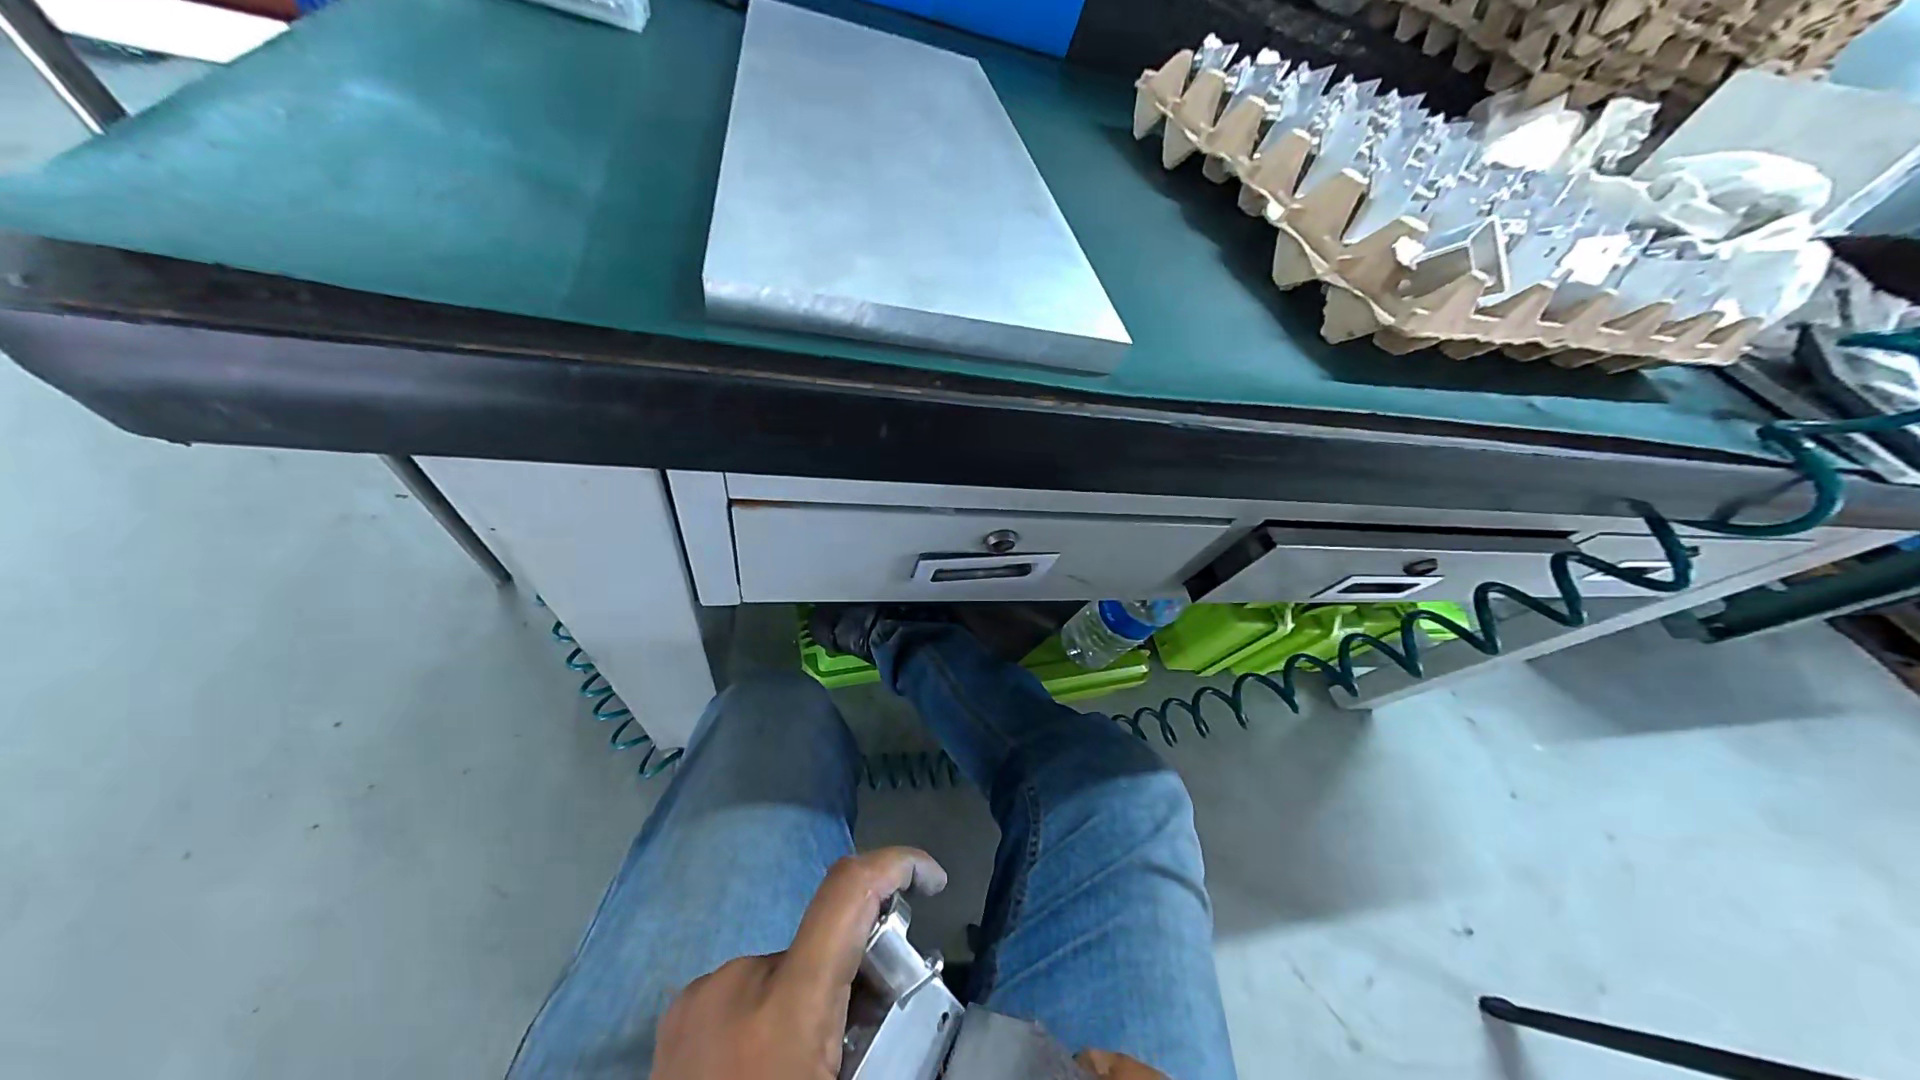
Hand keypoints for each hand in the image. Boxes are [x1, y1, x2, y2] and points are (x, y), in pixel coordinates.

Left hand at [653, 847, 947, 1079]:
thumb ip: (881, 1044)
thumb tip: (896, 1003)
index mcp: (787, 1004)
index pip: (848, 892)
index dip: (897, 864)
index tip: (931, 880)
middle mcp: (739, 979)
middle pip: (821, 943)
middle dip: (855, 977)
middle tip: (867, 1038)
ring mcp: (700, 994)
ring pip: (784, 974)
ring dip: (809, 1004)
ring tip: (811, 1063)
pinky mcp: (673, 1016)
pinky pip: (745, 995)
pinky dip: (770, 1017)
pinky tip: (767, 1066)